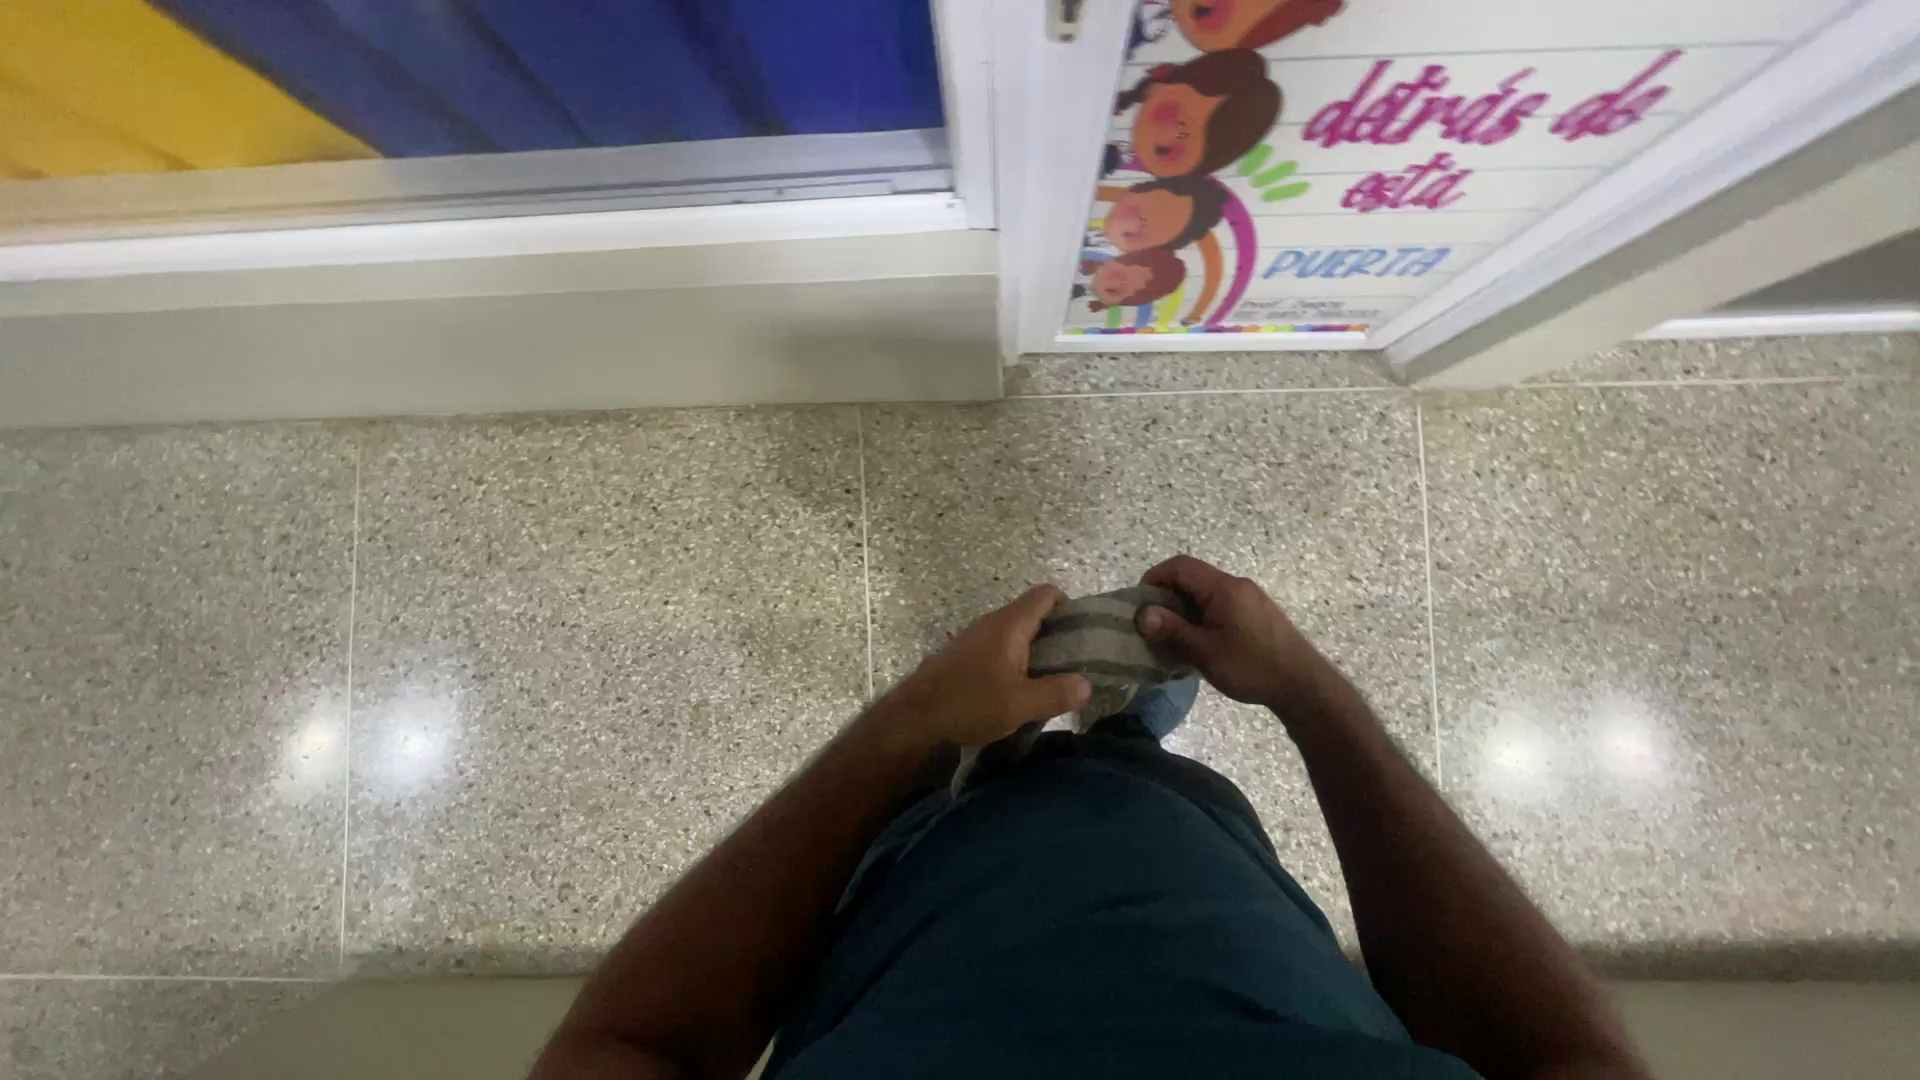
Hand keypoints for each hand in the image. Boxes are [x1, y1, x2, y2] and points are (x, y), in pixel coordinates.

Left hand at [869, 585, 1092, 748]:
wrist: (914, 717)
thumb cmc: (969, 703)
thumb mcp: (1020, 704)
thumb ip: (1057, 693)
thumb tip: (1086, 684)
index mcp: (1010, 624)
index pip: (1046, 594)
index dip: (1069, 606)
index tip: (1082, 635)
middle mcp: (992, 623)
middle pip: (1033, 614)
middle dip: (1056, 635)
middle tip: (1074, 664)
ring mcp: (975, 638)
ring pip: (1016, 634)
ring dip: (1035, 651)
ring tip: (1050, 681)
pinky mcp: (964, 655)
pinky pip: (999, 648)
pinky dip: (1015, 661)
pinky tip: (1017, 690)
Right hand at [1135, 554, 1329, 708]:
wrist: (1304, 687)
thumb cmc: (1252, 667)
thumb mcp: (1205, 651)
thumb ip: (1172, 630)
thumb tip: (1143, 614)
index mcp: (1224, 588)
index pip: (1180, 566)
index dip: (1155, 578)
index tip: (1140, 604)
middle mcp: (1237, 586)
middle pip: (1192, 578)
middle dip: (1166, 597)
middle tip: (1151, 625)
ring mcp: (1249, 600)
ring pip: (1204, 594)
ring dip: (1183, 611)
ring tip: (1171, 638)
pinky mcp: (1255, 615)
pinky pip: (1218, 606)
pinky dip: (1200, 618)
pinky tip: (1197, 644)